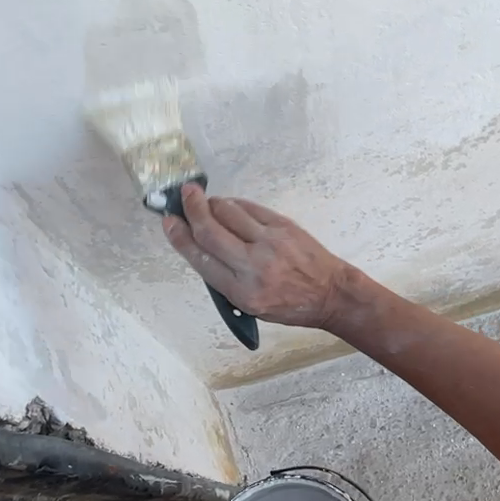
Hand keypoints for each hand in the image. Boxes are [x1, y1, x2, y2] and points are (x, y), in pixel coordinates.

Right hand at [163, 185, 359, 328]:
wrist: (330, 293)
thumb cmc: (289, 305)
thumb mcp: (250, 305)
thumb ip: (224, 277)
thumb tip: (200, 245)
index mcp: (241, 292)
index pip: (201, 258)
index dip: (180, 237)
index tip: (169, 222)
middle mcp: (252, 266)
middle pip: (210, 230)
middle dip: (192, 209)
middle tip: (183, 195)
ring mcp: (269, 243)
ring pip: (229, 212)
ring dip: (213, 204)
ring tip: (206, 202)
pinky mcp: (283, 226)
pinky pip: (250, 208)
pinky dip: (235, 204)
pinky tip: (229, 205)